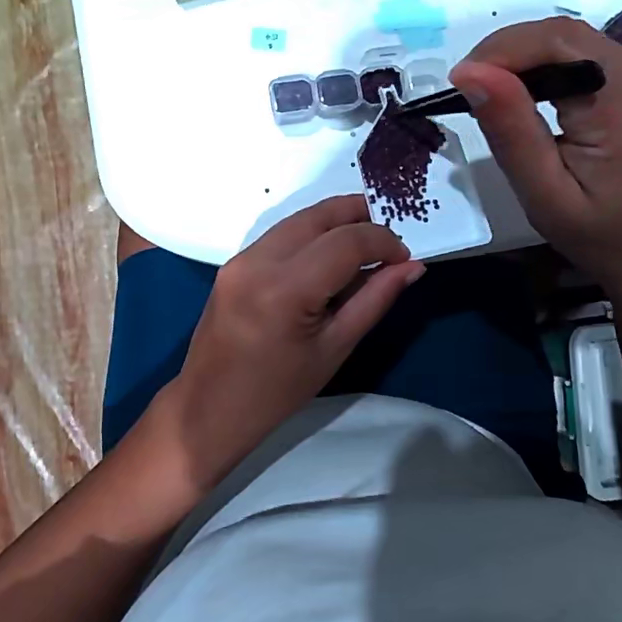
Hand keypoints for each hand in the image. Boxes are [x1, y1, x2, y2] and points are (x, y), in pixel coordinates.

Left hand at [166, 196, 422, 466]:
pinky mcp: (232, 264)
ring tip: (366, 239)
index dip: (381, 241)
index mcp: (285, 289)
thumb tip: (411, 266)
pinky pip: (278, 235)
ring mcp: (240, 259)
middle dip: (358, 214)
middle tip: (391, 231)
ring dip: (333, 221)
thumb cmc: (277, 391)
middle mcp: (258, 262)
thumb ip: (373, 300)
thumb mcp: (335, 348)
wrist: (210, 406)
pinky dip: (309, 234)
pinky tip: (330, 252)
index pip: (345, 242)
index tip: (404, 256)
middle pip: (317, 216)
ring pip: (296, 220)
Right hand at [448, 17, 621, 294]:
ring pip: (574, 43)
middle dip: (509, 53)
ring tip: (488, 94)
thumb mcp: (543, 192)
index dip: (504, 48)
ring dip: (523, 60)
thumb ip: (510, 130)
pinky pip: (585, 59)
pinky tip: (523, 97)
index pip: (562, 42)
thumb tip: (469, 73)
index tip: (461, 80)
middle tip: (468, 88)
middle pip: (568, 37)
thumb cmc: (596, 235)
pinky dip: (544, 70)